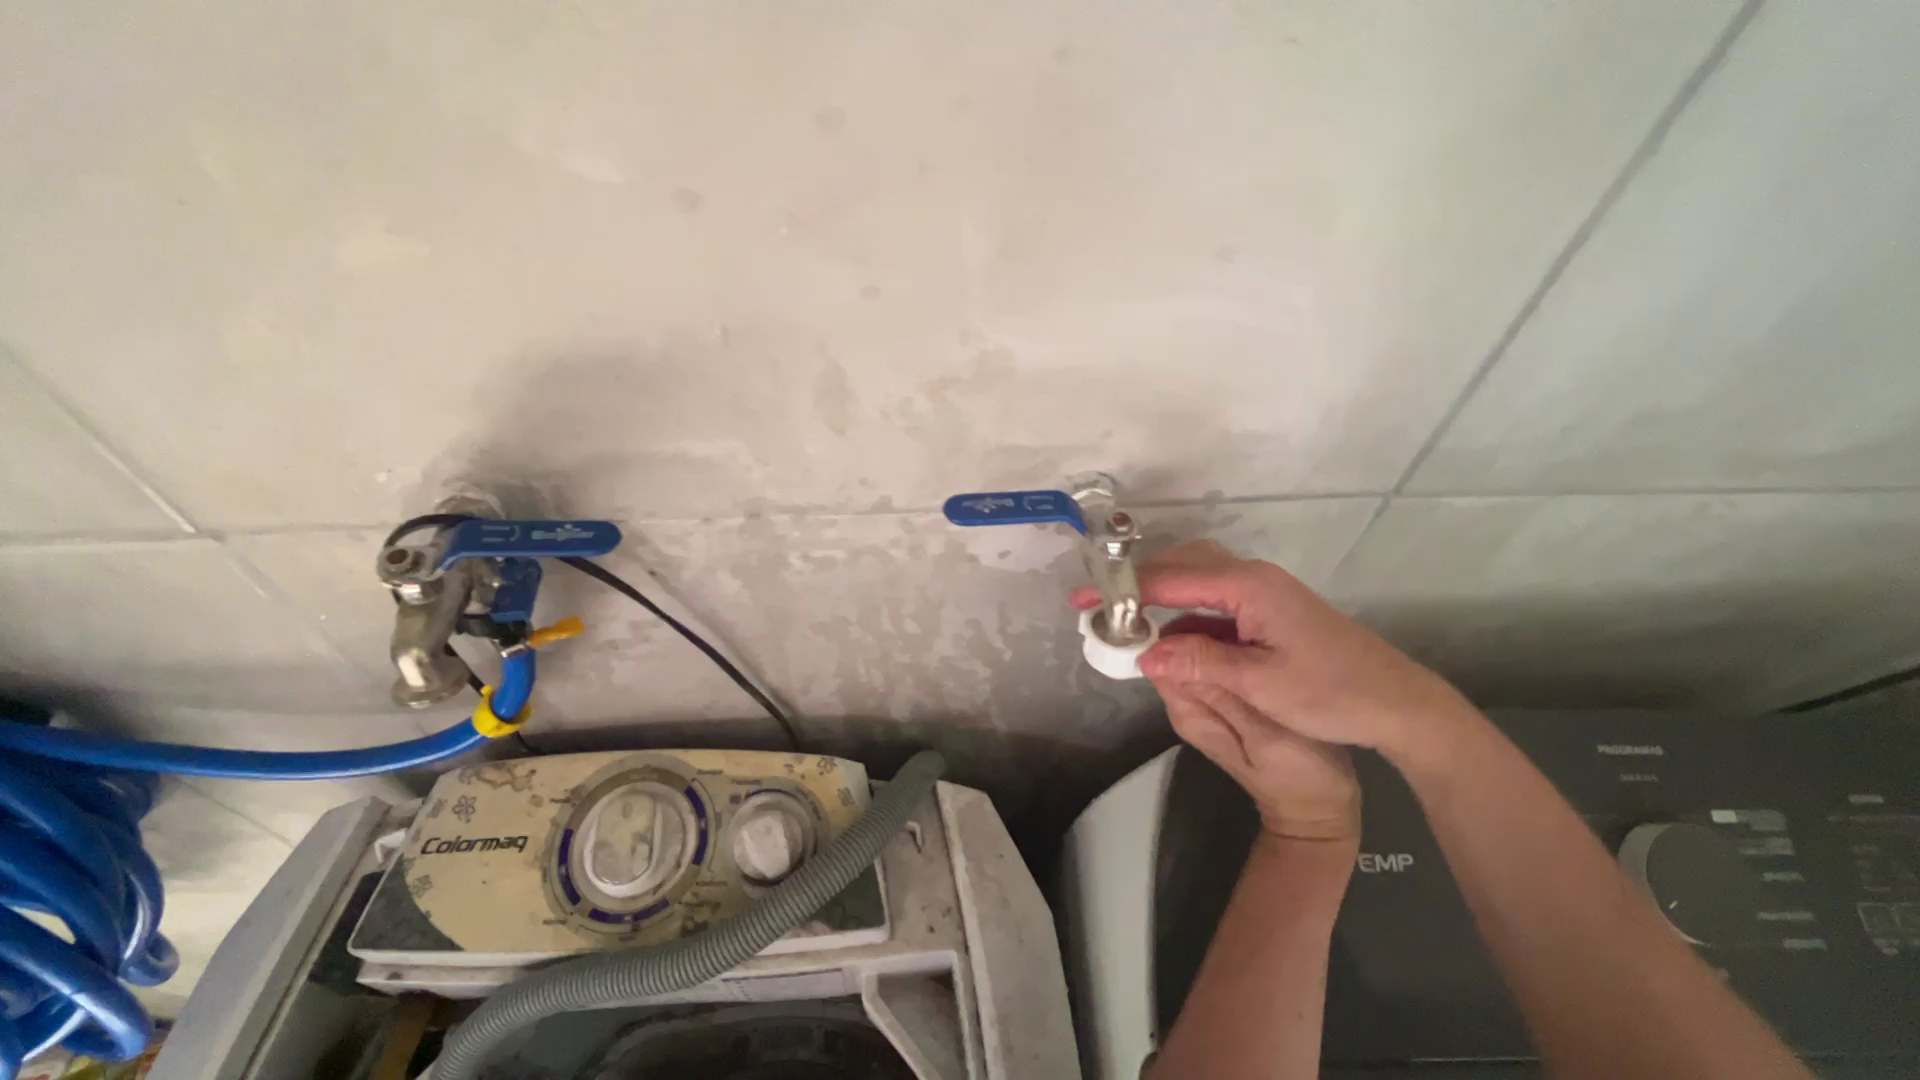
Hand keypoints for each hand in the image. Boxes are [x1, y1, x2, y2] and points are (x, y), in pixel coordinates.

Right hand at [1072, 541, 1474, 829]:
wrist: (1396, 701)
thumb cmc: (1331, 692)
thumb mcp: (1260, 682)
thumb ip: (1199, 664)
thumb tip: (1143, 656)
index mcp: (1248, 587)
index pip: (1170, 579)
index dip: (1123, 591)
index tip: (1082, 600)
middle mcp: (1253, 577)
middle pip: (1181, 565)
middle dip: (1137, 583)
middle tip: (1099, 606)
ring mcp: (1263, 592)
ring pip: (1198, 579)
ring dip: (1161, 595)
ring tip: (1126, 619)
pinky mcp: (1269, 609)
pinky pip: (1214, 599)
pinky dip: (1185, 612)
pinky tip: (1170, 636)